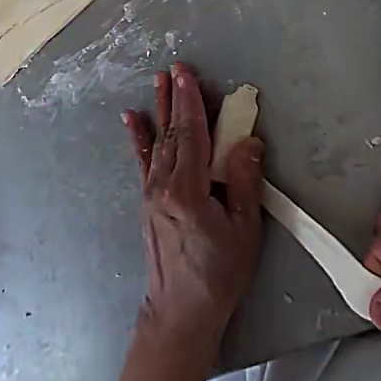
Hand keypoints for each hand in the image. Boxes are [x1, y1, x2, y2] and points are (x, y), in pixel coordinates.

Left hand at [121, 62, 265, 347]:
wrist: (180, 312)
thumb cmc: (219, 274)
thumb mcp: (244, 231)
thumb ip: (245, 183)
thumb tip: (247, 141)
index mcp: (189, 190)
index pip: (193, 135)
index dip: (193, 102)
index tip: (190, 74)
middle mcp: (164, 185)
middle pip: (174, 132)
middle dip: (177, 98)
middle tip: (177, 67)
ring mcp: (151, 192)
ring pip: (159, 142)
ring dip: (161, 109)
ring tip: (160, 80)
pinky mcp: (147, 201)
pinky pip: (144, 162)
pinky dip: (139, 138)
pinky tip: (133, 119)